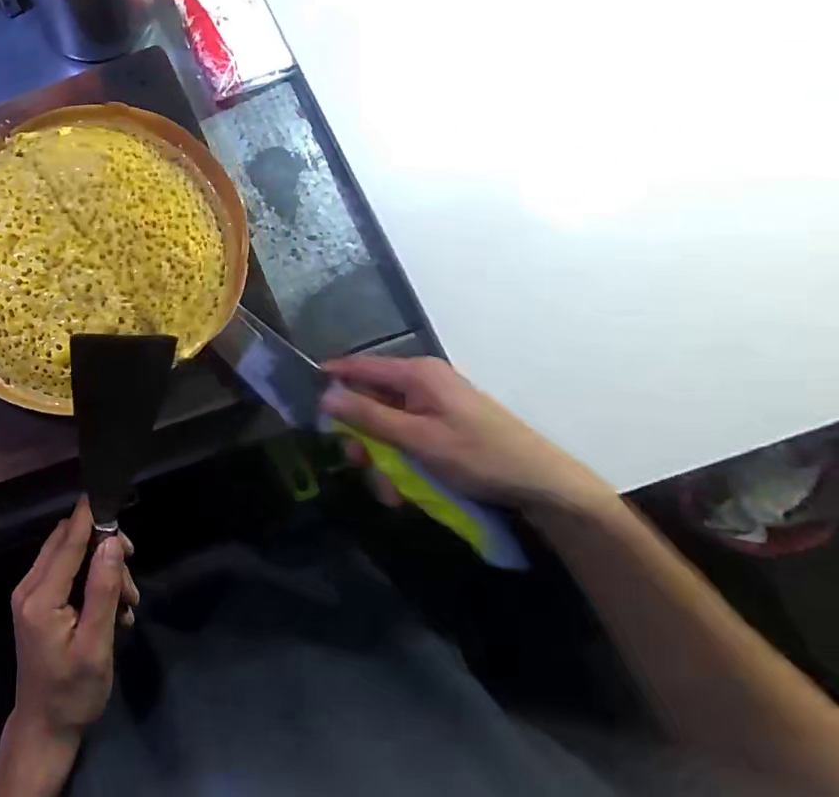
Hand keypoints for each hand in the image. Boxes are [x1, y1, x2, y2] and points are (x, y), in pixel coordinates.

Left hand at [8, 500, 137, 739]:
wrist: (45, 724)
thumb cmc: (74, 690)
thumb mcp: (97, 645)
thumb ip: (103, 592)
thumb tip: (111, 545)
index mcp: (39, 596)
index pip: (65, 544)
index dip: (85, 519)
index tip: (102, 497)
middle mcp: (28, 587)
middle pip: (63, 545)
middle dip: (100, 549)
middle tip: (131, 572)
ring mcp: (28, 594)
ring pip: (65, 559)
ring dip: (98, 569)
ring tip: (127, 604)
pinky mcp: (34, 604)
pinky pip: (62, 577)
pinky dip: (87, 583)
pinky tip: (112, 609)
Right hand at [320, 356, 613, 515]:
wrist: (550, 489)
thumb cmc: (482, 457)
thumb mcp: (417, 439)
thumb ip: (367, 416)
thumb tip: (323, 396)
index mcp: (416, 374)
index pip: (355, 366)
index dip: (328, 382)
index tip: (306, 405)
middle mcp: (422, 382)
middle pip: (368, 399)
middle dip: (359, 434)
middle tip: (357, 461)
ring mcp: (435, 404)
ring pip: (385, 423)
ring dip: (380, 455)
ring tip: (389, 489)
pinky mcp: (444, 425)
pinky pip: (406, 435)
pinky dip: (401, 460)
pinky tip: (405, 488)